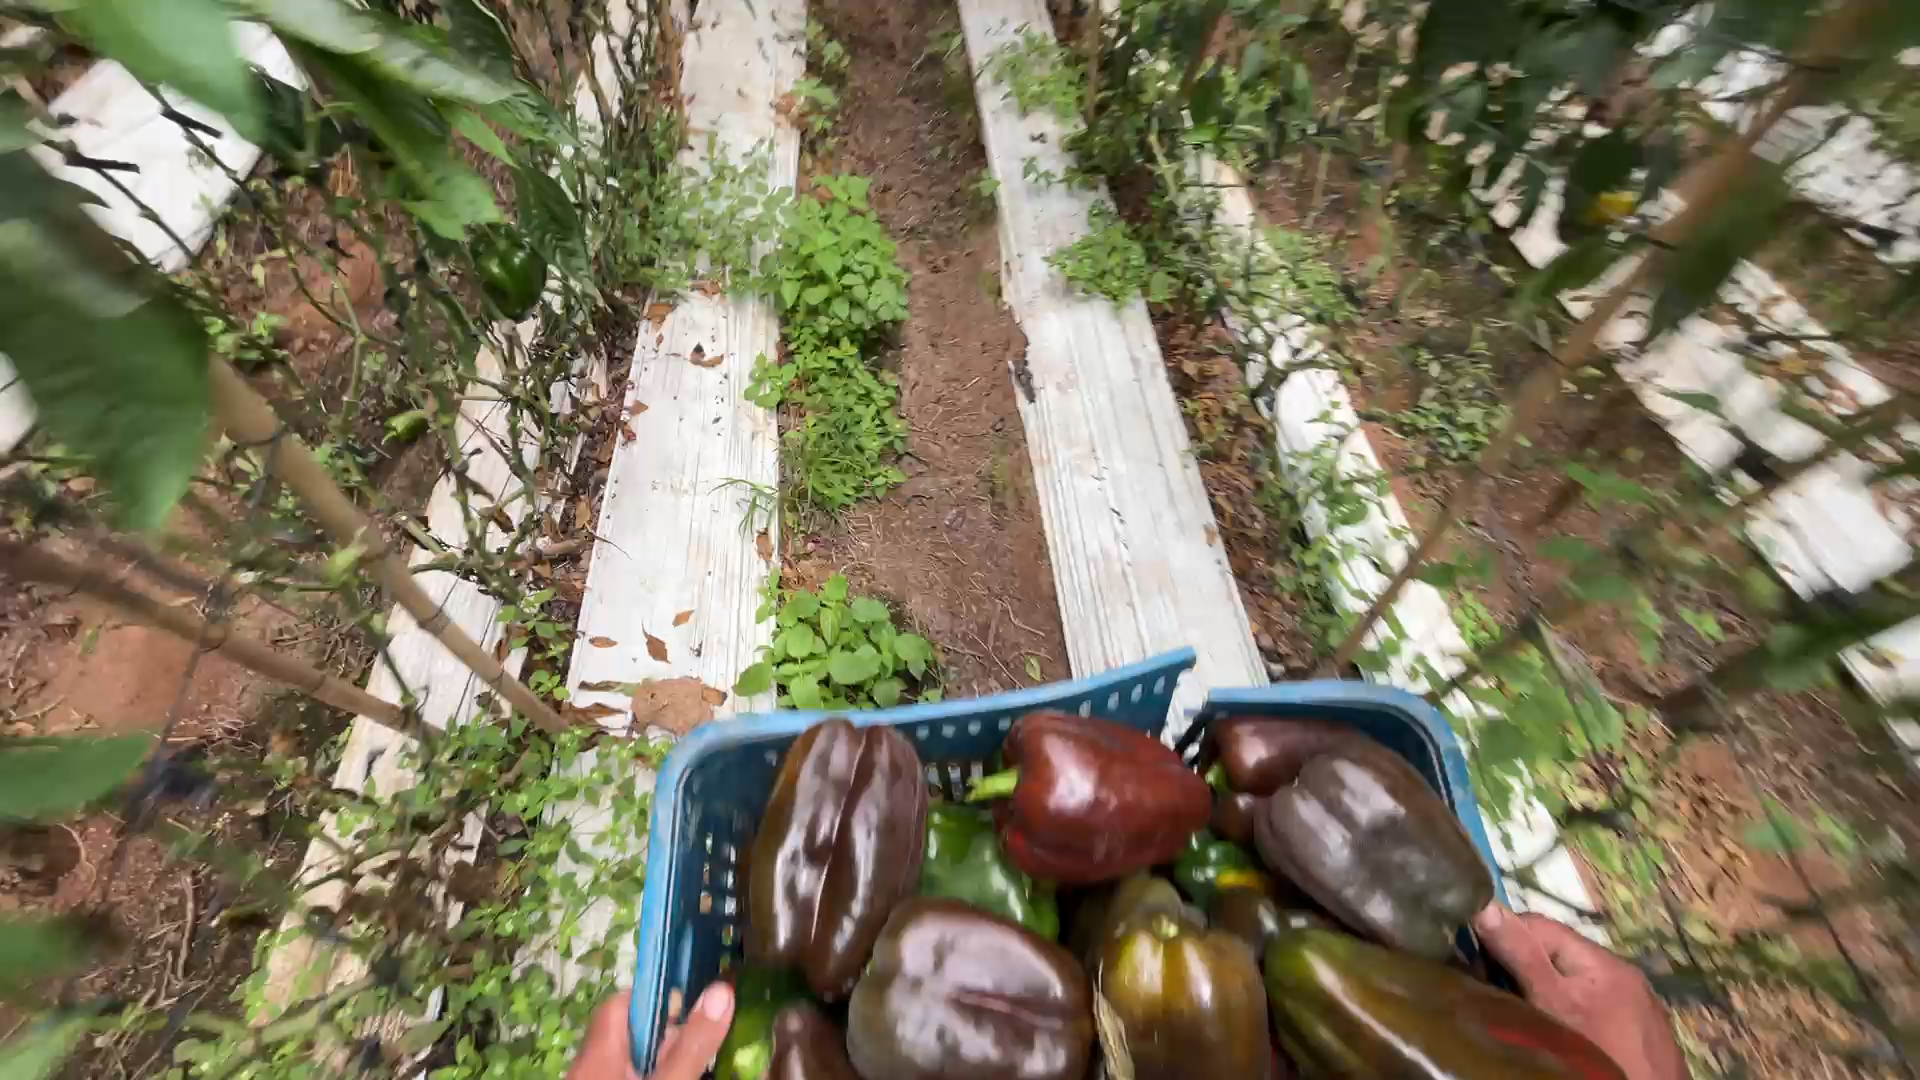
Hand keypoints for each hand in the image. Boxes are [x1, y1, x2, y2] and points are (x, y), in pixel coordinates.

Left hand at [567, 982, 734, 1079]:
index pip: (622, 1004)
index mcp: (599, 1053)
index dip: (656, 996)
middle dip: (671, 1035)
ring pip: (634, 1066)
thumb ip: (693, 1044)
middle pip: (632, 1035)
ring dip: (668, 1064)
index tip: (692, 1004)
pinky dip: (659, 1078)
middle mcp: (590, 1070)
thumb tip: (722, 988)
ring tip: (702, 1069)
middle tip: (706, 1044)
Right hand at [1472, 904, 1687, 1079]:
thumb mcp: (1551, 1002)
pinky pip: (1587, 1003)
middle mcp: (1622, 973)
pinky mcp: (1636, 1032)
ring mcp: (1633, 1005)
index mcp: (1604, 959)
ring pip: (1567, 978)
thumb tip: (1484, 904)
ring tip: (1529, 1015)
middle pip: (1552, 951)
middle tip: (1503, 995)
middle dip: (1521, 966)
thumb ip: (1519, 952)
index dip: (1503, 938)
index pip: (1536, 924)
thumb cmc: (1596, 1054)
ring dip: (1541, 990)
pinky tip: (1559, 1032)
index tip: (1482, 967)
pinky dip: (1565, 1010)